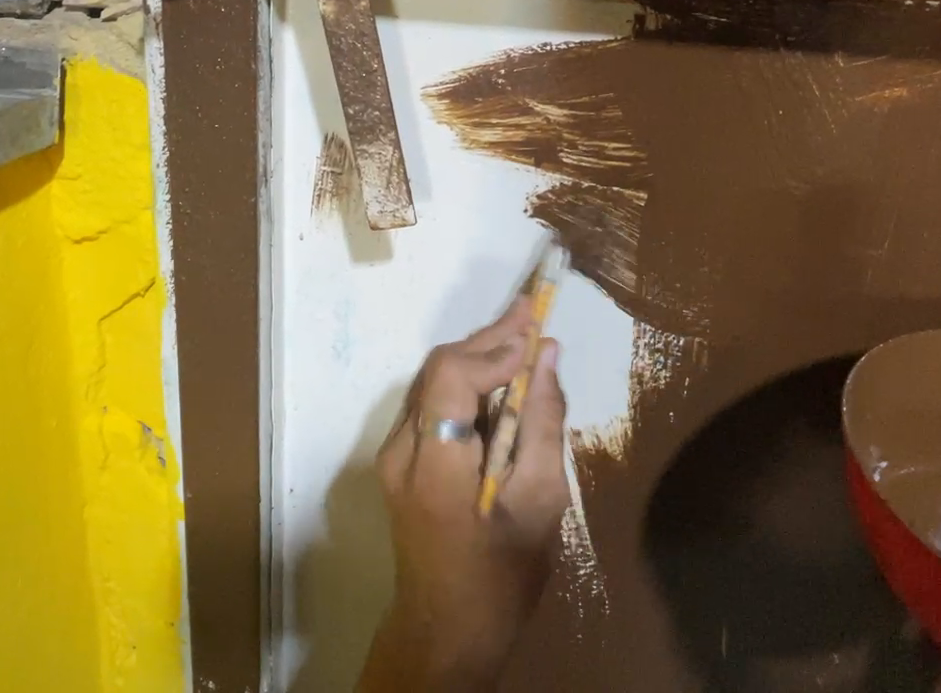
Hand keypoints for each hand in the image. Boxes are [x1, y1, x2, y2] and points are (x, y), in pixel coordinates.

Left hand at [357, 299, 570, 691]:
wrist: (446, 631)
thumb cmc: (501, 577)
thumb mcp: (540, 505)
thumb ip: (544, 425)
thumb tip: (547, 357)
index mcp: (433, 466)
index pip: (451, 378)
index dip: (493, 350)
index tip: (536, 336)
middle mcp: (401, 450)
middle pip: (439, 369)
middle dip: (488, 338)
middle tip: (532, 309)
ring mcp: (394, 453)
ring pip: (433, 380)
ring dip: (478, 354)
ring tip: (522, 332)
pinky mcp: (401, 459)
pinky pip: (433, 401)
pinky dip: (467, 380)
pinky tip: (500, 373)